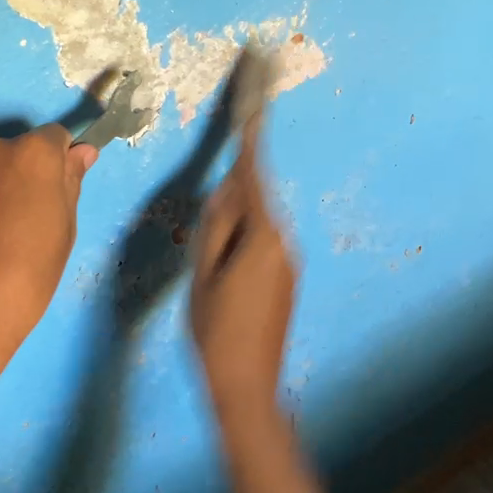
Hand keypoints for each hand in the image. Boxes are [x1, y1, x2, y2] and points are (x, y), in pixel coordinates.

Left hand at [0, 125, 96, 383]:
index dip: (57, 164)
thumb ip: (70, 183)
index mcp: (32, 153)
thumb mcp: (64, 232)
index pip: (53, 137)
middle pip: (11, 153)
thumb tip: (81, 153)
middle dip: (16, 176)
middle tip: (18, 222)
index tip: (53, 195)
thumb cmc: (25, 277)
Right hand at [189, 110, 296, 414]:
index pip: (254, 176)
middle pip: (256, 197)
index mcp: (262, 235)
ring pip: (259, 221)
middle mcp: (283, 240)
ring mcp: (289, 259)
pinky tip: (224, 267)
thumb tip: (224, 190)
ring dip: (237, 220)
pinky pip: (264, 240)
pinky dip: (245, 238)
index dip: (251, 140)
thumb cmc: (216, 331)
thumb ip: (214, 226)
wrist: (249, 387)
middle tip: (207, 215)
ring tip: (210, 255)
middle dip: (233, 192)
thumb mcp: (203, 274)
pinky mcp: (288, 276)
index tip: (253, 106)